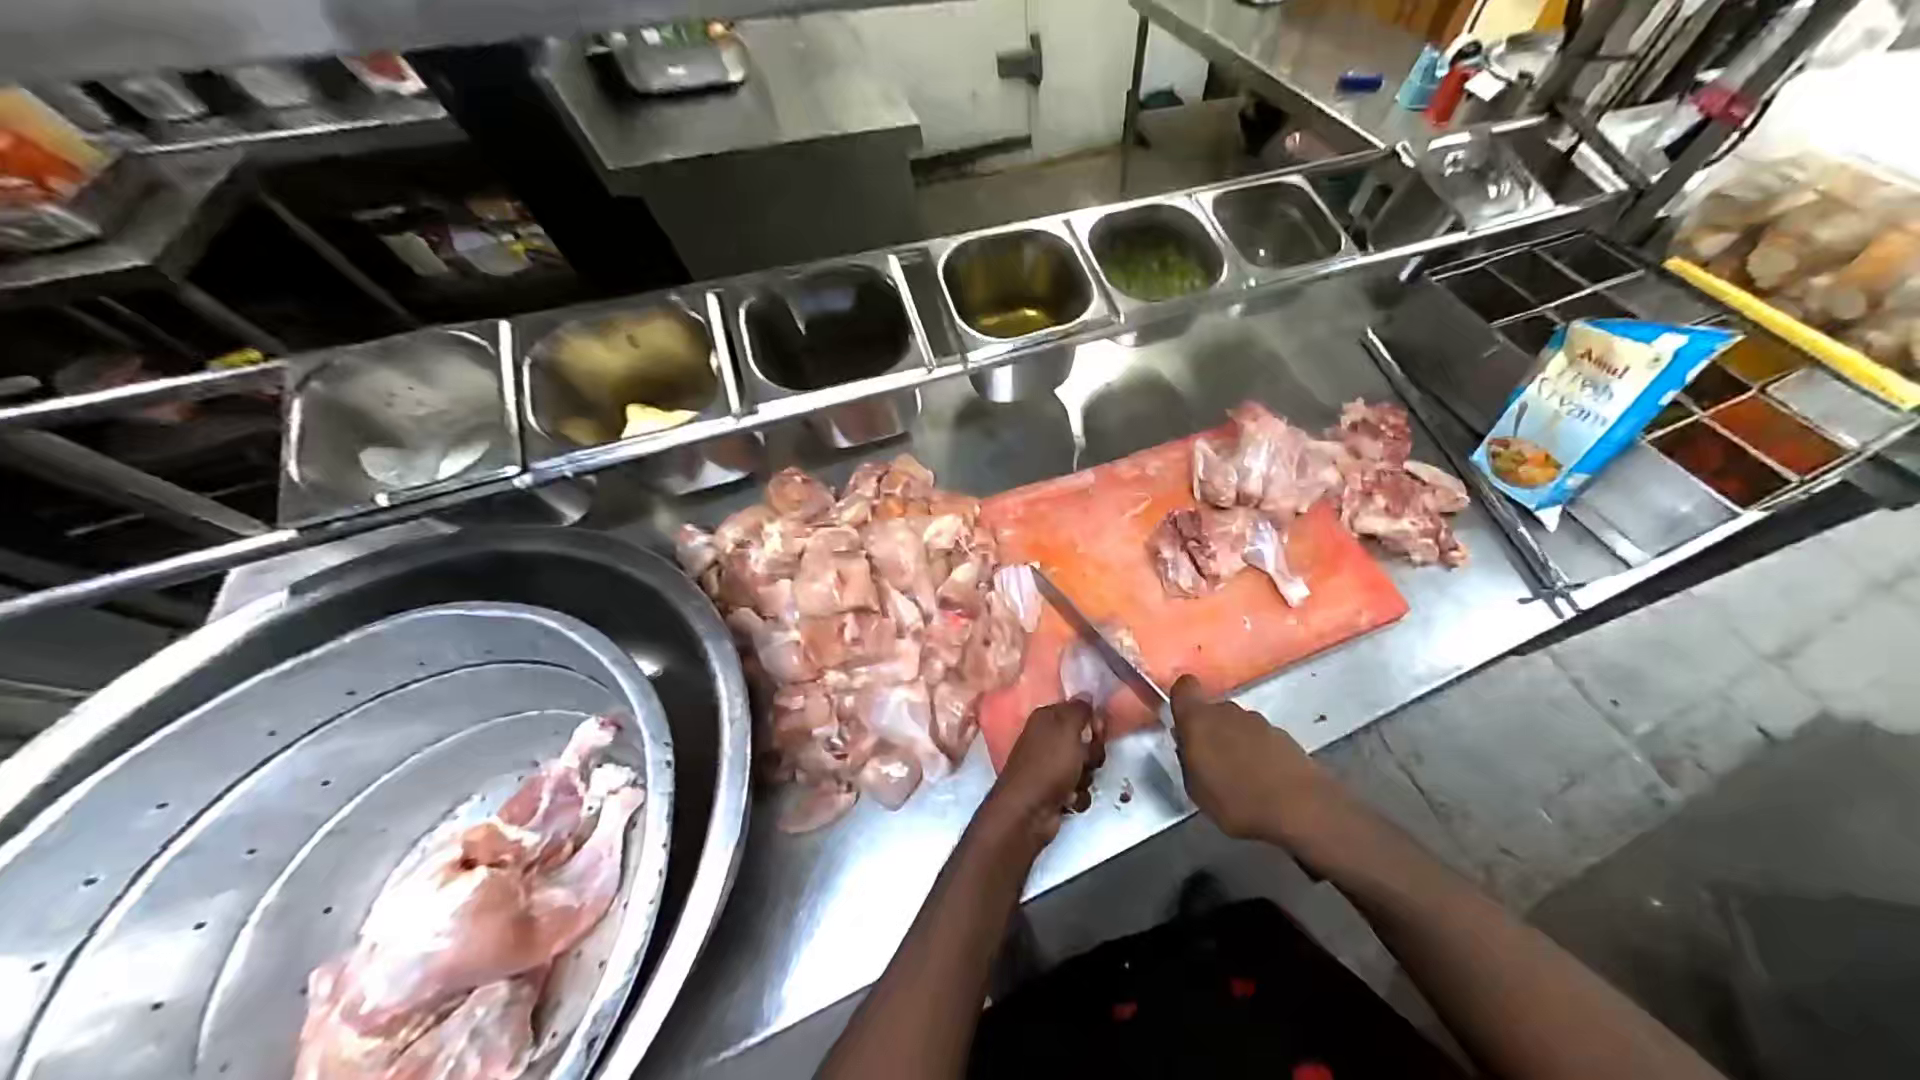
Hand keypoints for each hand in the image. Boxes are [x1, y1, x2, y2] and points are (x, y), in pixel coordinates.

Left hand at [986, 699, 1105, 846]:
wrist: (1028, 811)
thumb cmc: (1048, 764)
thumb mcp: (1066, 728)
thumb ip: (1079, 709)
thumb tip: (1085, 693)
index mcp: (1046, 718)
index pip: (1079, 710)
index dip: (1092, 721)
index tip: (1098, 730)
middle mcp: (1047, 739)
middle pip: (1086, 740)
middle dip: (1092, 754)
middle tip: (1084, 760)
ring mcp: (1051, 766)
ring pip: (1086, 766)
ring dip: (1086, 777)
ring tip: (1073, 784)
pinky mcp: (1056, 790)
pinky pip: (1080, 788)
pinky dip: (1077, 796)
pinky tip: (1067, 800)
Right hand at [1169, 675, 1326, 841]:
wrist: (1302, 809)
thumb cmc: (1237, 800)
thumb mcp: (1195, 789)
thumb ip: (1187, 760)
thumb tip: (1188, 745)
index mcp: (1199, 719)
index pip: (1185, 687)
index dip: (1182, 698)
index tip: (1182, 720)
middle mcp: (1228, 712)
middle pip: (1213, 710)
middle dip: (1209, 730)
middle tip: (1210, 762)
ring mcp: (1259, 722)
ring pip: (1238, 725)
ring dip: (1235, 742)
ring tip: (1240, 777)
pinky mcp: (1285, 736)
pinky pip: (1261, 739)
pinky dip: (1258, 753)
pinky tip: (1264, 781)